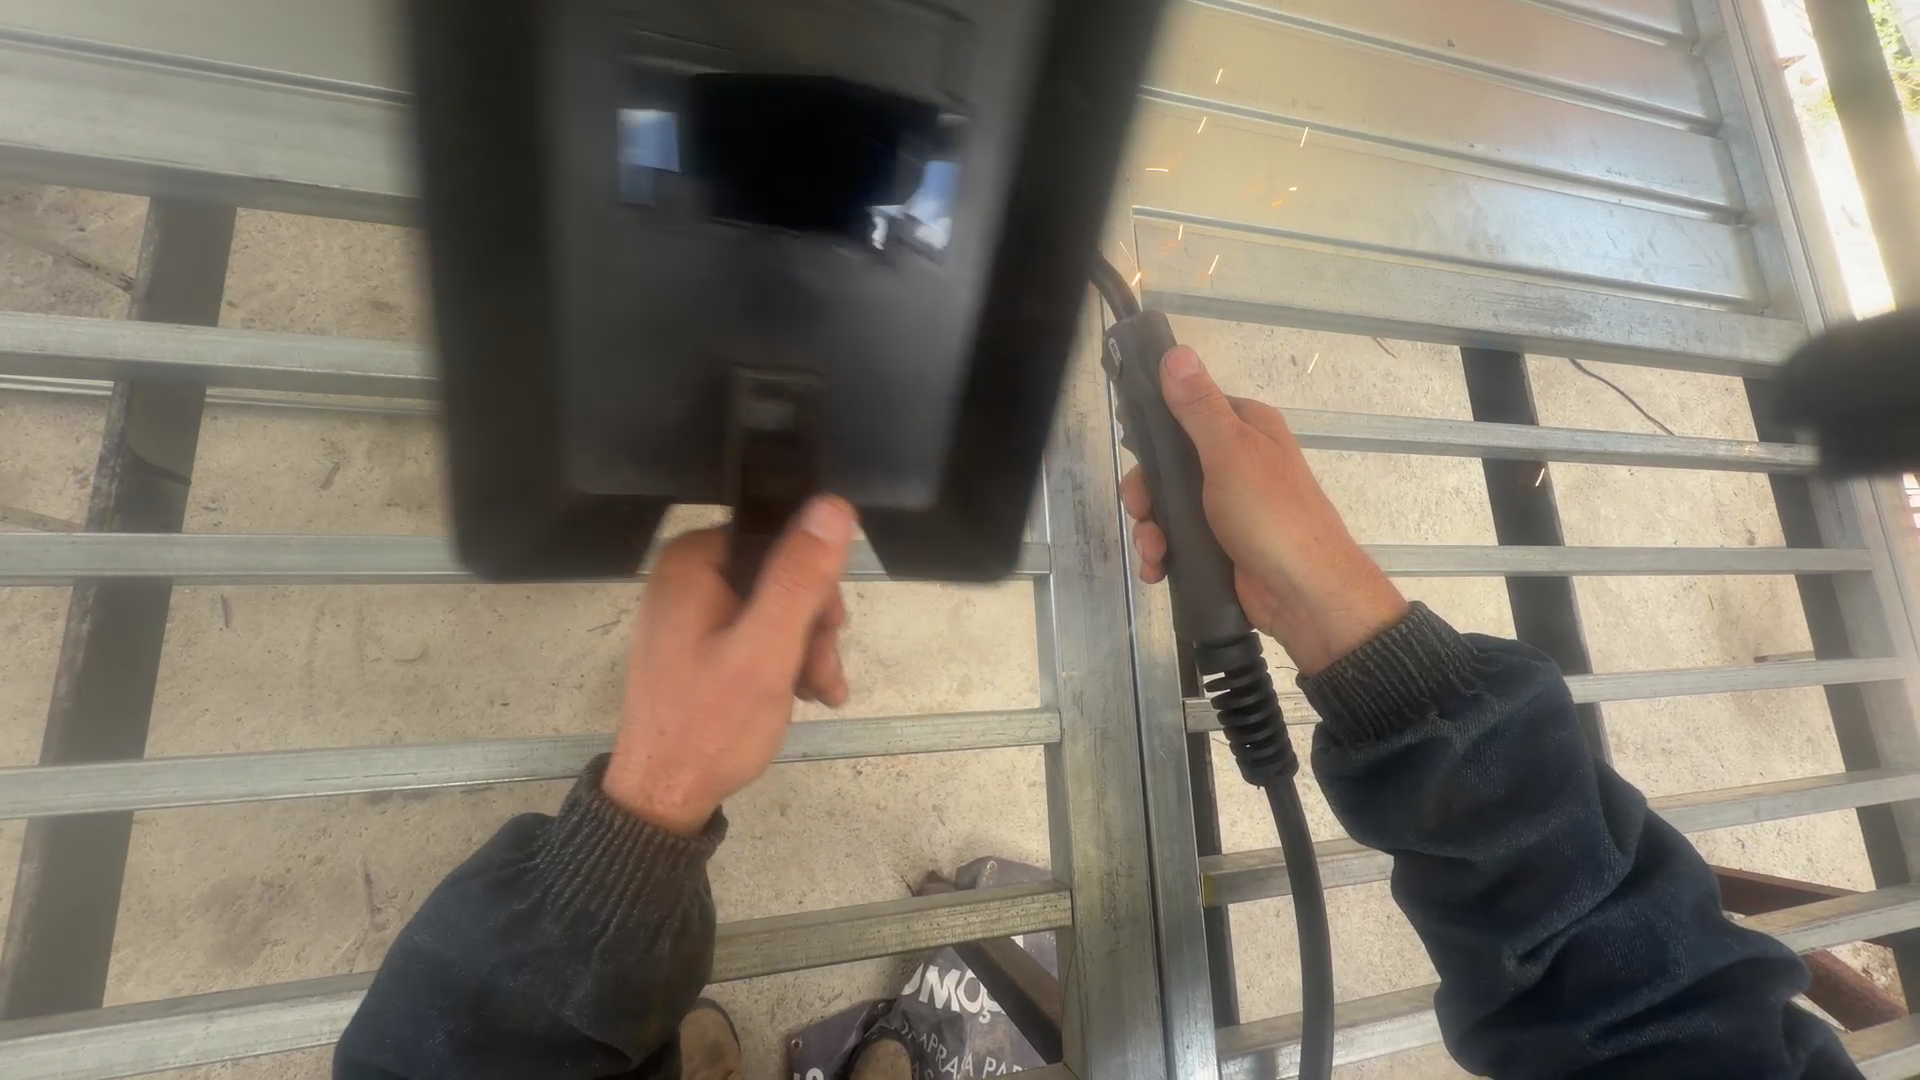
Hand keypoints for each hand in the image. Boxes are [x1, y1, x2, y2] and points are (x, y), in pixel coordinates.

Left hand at [603, 497, 858, 833]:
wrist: (665, 798)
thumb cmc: (712, 724)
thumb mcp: (766, 648)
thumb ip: (799, 577)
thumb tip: (832, 506)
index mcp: (694, 561)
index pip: (778, 538)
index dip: (814, 579)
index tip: (831, 625)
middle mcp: (690, 577)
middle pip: (782, 576)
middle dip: (815, 624)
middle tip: (823, 669)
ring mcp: (695, 612)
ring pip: (778, 608)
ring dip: (810, 647)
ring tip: (821, 689)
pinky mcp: (703, 644)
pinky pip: (759, 633)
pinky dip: (788, 660)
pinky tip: (808, 693)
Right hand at [1122, 346, 1406, 674]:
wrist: (1302, 593)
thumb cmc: (1270, 514)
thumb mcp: (1230, 452)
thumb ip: (1198, 407)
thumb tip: (1176, 352)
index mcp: (1245, 429)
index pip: (1187, 413)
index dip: (1155, 431)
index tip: (1133, 450)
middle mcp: (1235, 463)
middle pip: (1168, 465)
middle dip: (1147, 494)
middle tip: (1142, 511)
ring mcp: (1225, 507)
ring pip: (1168, 507)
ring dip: (1151, 530)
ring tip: (1154, 552)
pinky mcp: (1218, 544)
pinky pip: (1177, 540)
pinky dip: (1162, 554)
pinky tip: (1158, 568)